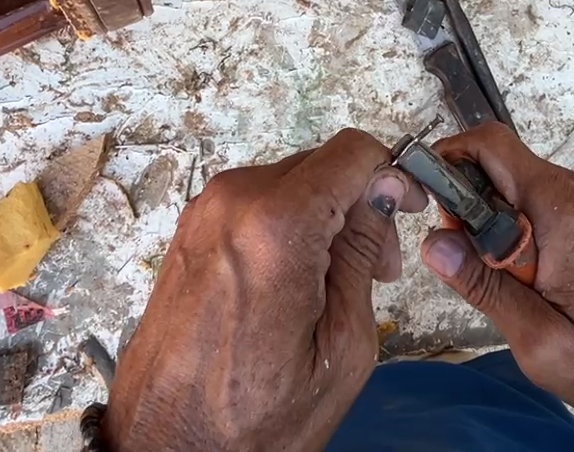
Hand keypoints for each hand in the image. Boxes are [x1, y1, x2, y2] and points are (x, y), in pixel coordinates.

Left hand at [101, 129, 424, 451]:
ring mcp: (208, 208)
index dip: (391, 173)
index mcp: (277, 224)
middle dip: (360, 202)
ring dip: (325, 214)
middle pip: (323, 164)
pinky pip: (260, 198)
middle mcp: (236, 200)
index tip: (408, 205)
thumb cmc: (251, 418)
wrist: (166, 447)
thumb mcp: (342, 344)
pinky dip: (289, 221)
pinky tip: (296, 275)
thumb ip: (363, 250)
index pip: (353, 152)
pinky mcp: (194, 224)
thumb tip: (383, 189)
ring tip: (334, 281)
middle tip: (377, 266)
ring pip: (293, 179)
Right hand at [421, 123, 573, 451]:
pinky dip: (523, 225)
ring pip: (524, 186)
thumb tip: (433, 242)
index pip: (491, 144)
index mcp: (561, 208)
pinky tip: (529, 275)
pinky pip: (548, 204)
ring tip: (495, 272)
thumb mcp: (539, 339)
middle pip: (504, 164)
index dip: (450, 156)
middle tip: (458, 249)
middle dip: (468, 197)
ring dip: (495, 216)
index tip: (427, 194)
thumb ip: (483, 285)